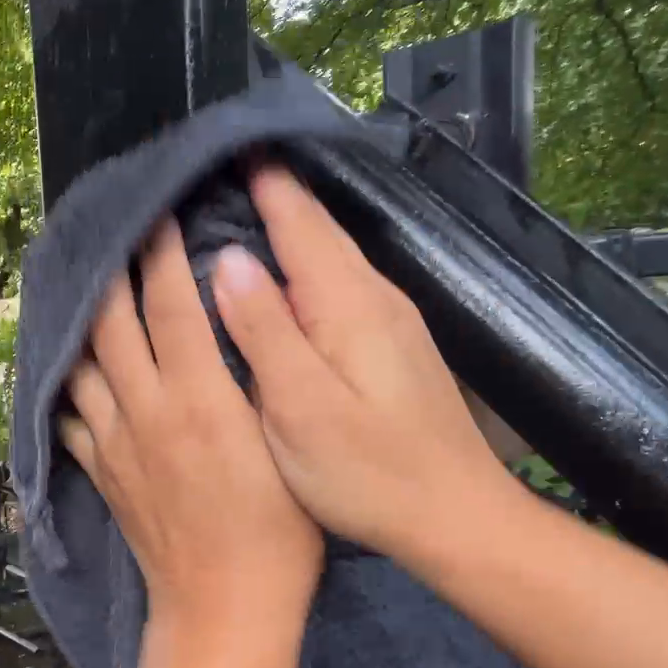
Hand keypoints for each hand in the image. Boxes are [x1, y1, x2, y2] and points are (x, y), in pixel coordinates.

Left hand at [59, 217, 324, 637]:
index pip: (172, 307)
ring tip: (79, 294)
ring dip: (79, 324)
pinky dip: (66, 385)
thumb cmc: (278, 529)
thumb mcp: (283, 443)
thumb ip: (255, 376)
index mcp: (198, 397)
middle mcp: (144, 409)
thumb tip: (236, 314)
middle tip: (108, 239)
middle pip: (112, 325)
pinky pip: (69, 415)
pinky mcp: (99, 469)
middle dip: (110, 275)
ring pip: (81, 364)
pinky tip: (67, 370)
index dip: (163, 257)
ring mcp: (112, 440)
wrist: (222, 603)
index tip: (159, 218)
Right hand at [212, 165, 521, 558]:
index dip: (264, 185)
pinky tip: (270, 272)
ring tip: (231, 207)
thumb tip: (229, 259)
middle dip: (270, 195)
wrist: (454, 520)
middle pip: (317, 231)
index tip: (222, 147)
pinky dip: (295, 263)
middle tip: (213, 171)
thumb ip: (264, 329)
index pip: (302, 224)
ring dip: (282, 227)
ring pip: (324, 255)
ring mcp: (383, 321)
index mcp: (348, 306)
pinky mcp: (382, 346)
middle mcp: (372, 299)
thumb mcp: (300, 404)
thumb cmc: (368, 471)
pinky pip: (329, 283)